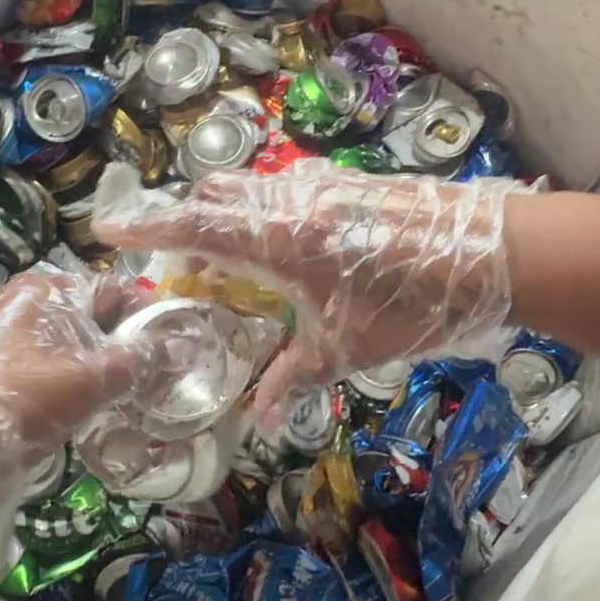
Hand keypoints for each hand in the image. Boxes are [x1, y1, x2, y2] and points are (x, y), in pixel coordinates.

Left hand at [0, 267, 183, 497]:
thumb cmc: (17, 399)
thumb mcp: (88, 378)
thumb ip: (139, 362)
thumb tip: (184, 348)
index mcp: (47, 290)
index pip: (115, 289)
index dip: (147, 316)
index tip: (173, 348)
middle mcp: (24, 306)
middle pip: (92, 320)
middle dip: (124, 349)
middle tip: (154, 381)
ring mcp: (6, 343)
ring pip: (70, 350)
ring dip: (99, 373)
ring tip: (125, 402)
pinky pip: (48, 375)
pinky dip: (71, 390)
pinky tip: (84, 416)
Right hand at [92, 161, 529, 431]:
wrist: (492, 252)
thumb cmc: (416, 303)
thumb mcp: (351, 347)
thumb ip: (296, 376)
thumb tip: (262, 418)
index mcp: (282, 239)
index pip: (197, 227)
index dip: (148, 226)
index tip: (107, 227)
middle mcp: (295, 201)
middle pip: (219, 195)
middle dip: (190, 221)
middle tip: (187, 264)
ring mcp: (325, 185)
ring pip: (256, 187)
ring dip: (232, 214)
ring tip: (238, 258)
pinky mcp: (352, 182)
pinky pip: (291, 187)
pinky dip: (270, 208)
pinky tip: (295, 243)